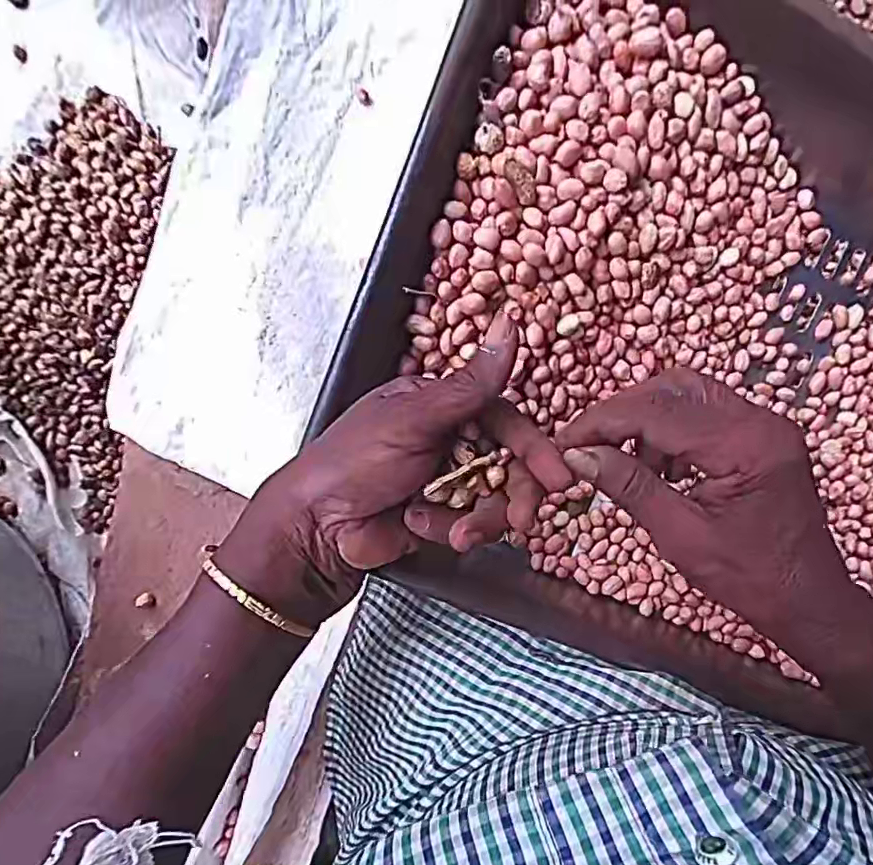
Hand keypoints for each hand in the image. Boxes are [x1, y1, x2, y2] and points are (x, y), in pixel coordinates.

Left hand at [220, 313, 573, 624]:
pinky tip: (421, 526)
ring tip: (457, 533)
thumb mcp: (414, 418)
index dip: (534, 449)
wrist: (315, 529)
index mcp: (443, 406)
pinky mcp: (442, 516)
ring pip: (497, 499)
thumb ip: (469, 385)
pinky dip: (453, 529)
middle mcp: (450, 440)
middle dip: (517, 494)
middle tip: (522, 520)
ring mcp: (447, 480)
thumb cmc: (352, 463)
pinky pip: (472, 524)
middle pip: (510, 465)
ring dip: (483, 519)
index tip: (557, 477)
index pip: (506, 421)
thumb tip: (508, 325)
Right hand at [555, 369, 868, 657]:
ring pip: (689, 395)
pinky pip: (706, 414)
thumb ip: (631, 487)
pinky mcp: (762, 437)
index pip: (657, 411)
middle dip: (622, 412)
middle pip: (674, 388)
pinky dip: (671, 431)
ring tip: (619, 460)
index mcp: (745, 444)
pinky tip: (656, 466)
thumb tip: (580, 456)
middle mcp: (761, 420)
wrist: (807, 598)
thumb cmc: (750, 579)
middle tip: (587, 445)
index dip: (603, 422)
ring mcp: (766, 426)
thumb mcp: (681, 536)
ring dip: (645, 419)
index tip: (567, 441)